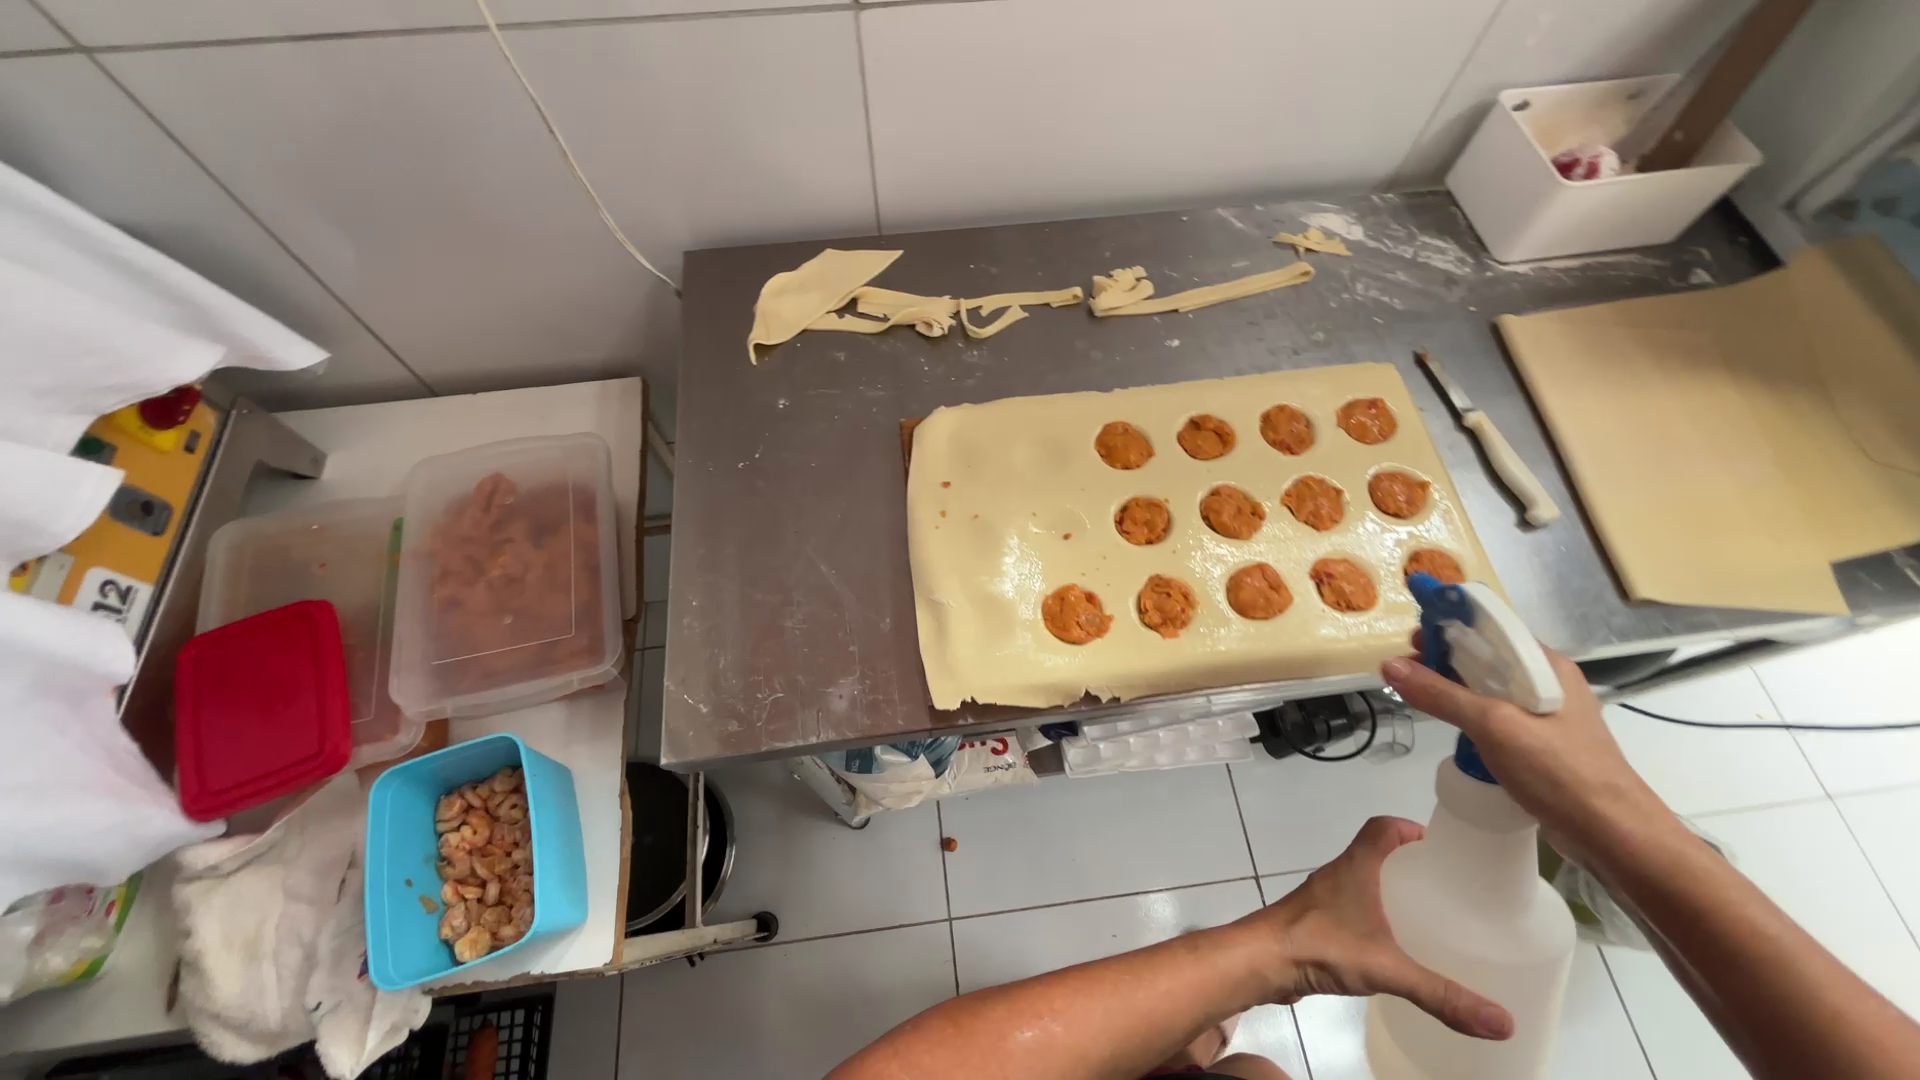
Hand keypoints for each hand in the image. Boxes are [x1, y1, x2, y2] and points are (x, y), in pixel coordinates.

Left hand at [1234, 816, 1514, 1039]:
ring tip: (1428, 919)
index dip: (1409, 828)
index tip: (1441, 847)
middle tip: (1446, 890)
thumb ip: (1442, 994)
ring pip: (1362, 882)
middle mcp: (1339, 874)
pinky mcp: (1316, 921)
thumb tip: (1503, 1022)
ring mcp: (1324, 897)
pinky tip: (1393, 947)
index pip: (1381, 827)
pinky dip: (1374, 918)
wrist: (1261, 959)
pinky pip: (1351, 909)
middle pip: (1375, 853)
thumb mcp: (1388, 969)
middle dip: (1409, 865)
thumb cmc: (1319, 945)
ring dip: (1390, 892)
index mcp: (1355, 867)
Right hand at [1380, 637, 1674, 866]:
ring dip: (1451, 687)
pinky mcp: (1537, 743)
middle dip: (1443, 657)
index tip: (1411, 635)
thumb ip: (1441, 695)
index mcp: (1546, 667)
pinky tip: (1447, 727)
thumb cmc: (1560, 772)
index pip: (1492, 628)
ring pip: (1487, 688)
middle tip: (1404, 668)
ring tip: (1416, 694)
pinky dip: (1466, 714)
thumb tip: (1390, 665)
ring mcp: (1544, 715)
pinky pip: (1493, 716)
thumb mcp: (1494, 727)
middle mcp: (1547, 683)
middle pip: (1486, 656)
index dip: (1449, 624)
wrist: (1614, 836)